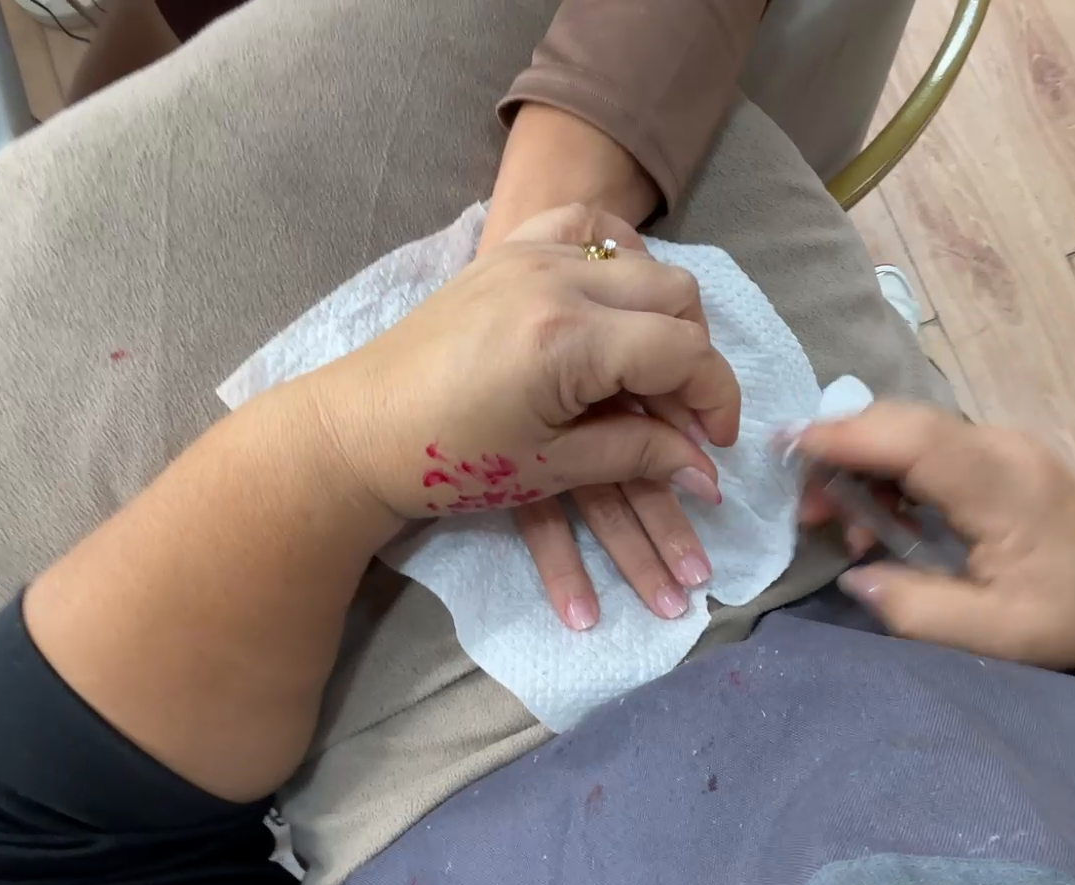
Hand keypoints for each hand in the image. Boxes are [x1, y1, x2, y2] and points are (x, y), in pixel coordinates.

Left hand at [479, 107, 700, 628]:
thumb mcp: (550, 468)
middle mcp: (558, 277)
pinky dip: (620, 258)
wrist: (358, 430)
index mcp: (569, 340)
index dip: (717, 398)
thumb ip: (638, 454)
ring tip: (650, 369)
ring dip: (664, 314)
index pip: (684, 351)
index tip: (716, 442)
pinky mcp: (508, 250)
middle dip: (697, 359)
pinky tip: (614, 300)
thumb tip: (704, 466)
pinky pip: (587, 226)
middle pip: (678, 297)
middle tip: (682, 416)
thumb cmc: (448, 463)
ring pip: (642, 259)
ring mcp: (530, 252)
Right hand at [795, 404, 1074, 669]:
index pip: (916, 442)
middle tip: (809, 509)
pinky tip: (880, 517)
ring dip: (858, 463)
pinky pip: (920, 443)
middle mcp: (1001, 449)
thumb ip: (916, 609)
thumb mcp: (997, 636)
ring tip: (843, 525)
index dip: (848, 437)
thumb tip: (853, 575)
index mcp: (1006, 490)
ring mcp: (999, 444)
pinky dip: (882, 470)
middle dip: (840, 451)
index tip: (790, 446)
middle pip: (901, 421)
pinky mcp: (991, 452)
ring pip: (905, 427)